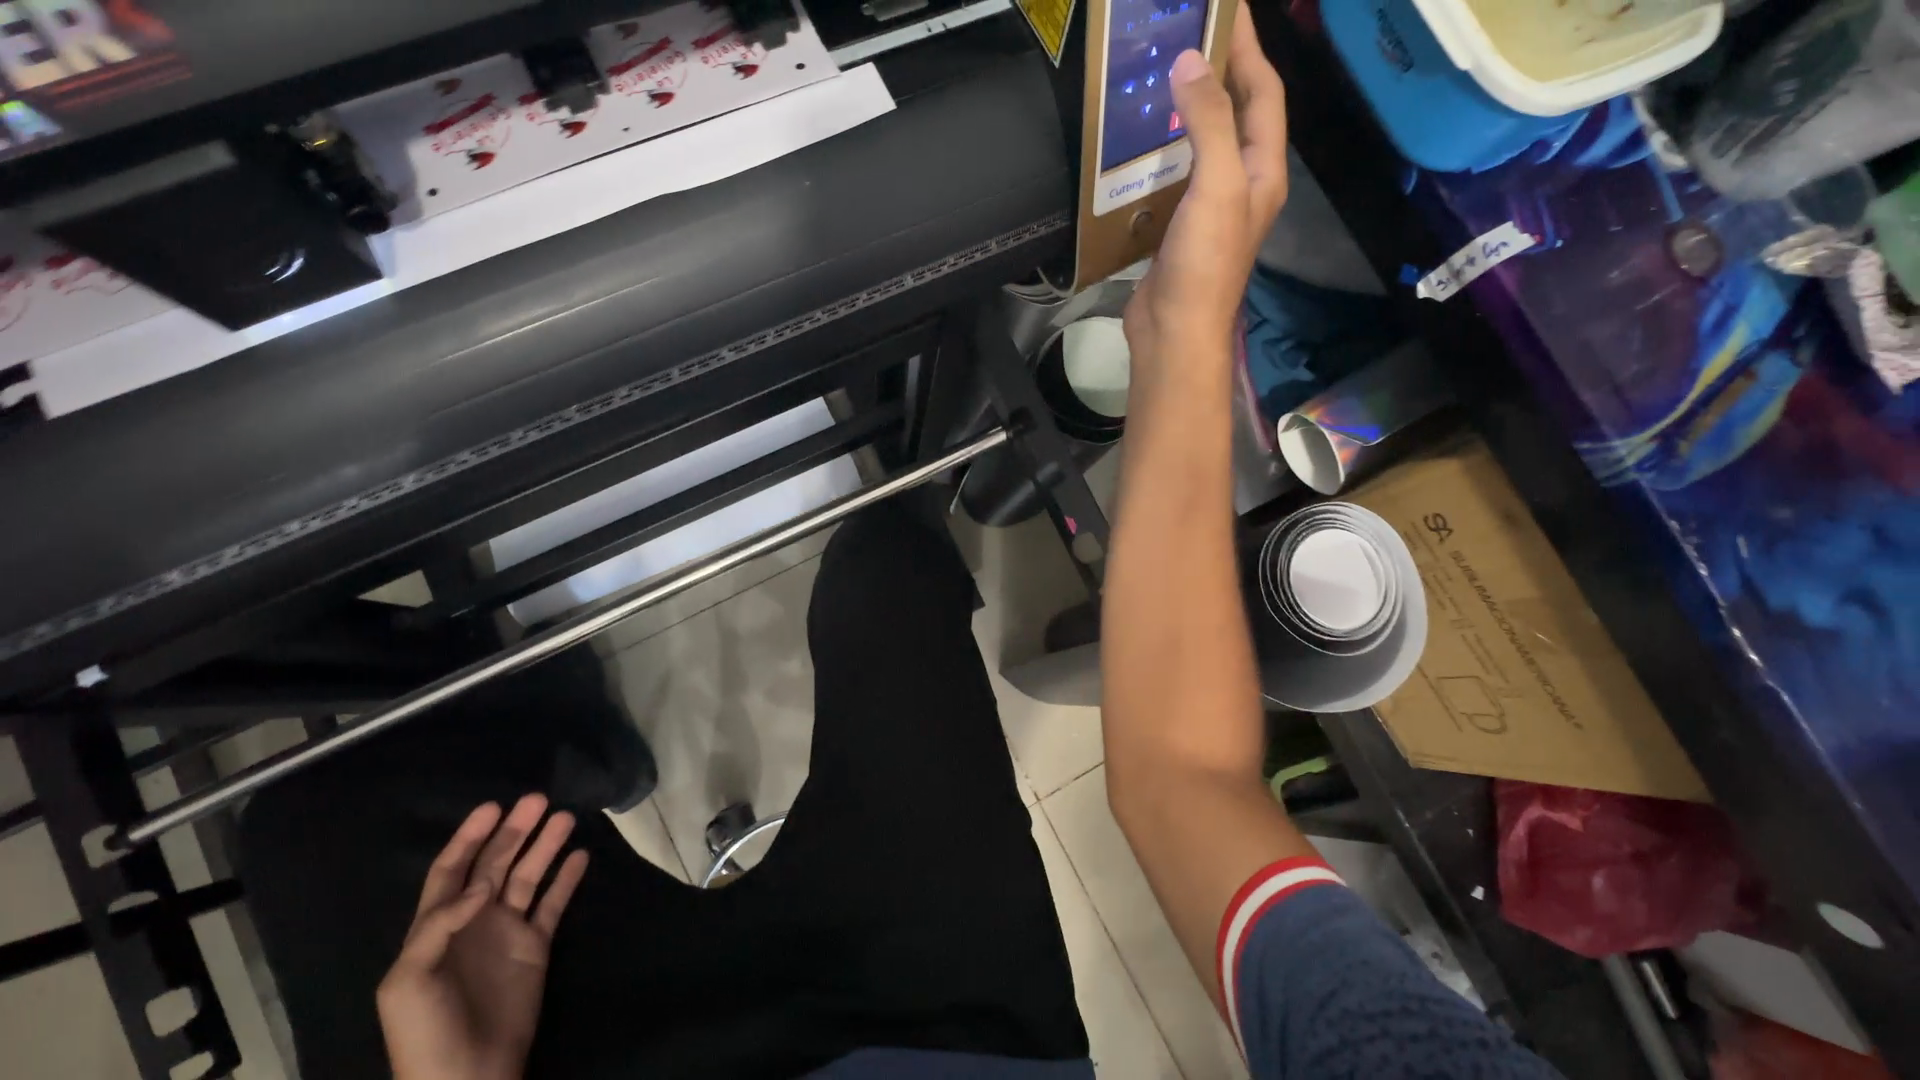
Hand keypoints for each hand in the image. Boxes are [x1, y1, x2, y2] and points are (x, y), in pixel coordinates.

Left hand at [376, 795, 589, 1079]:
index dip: (469, 838)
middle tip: (539, 800)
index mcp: (436, 926)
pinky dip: (567, 880)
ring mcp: (507, 933)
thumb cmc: (424, 1030)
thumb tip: (481, 887)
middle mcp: (474, 921)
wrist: (465, 1077)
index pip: (452, 870)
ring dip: (545, 847)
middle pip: (495, 865)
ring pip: (527, 877)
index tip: (493, 807)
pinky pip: (553, 904)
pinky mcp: (535, 948)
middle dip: (515, 831)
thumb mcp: (408, 980)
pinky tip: (580, 856)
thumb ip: (438, 926)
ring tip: (565, 818)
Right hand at [1124, 15, 1287, 371]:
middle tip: (1185, 34)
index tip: (1227, 9)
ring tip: (1156, 74)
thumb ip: (1209, 123)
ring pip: (1202, 141)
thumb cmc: (1204, 261)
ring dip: (1185, 108)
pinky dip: (1159, 147)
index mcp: (1263, 169)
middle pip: (1236, 113)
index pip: (1264, 93)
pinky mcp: (1177, 224)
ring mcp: (1209, 205)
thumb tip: (1191, 61)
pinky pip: (1173, 171)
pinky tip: (1134, 136)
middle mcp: (1241, 182)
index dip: (1249, 48)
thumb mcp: (1216, 185)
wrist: (1175, 330)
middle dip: (1218, 71)